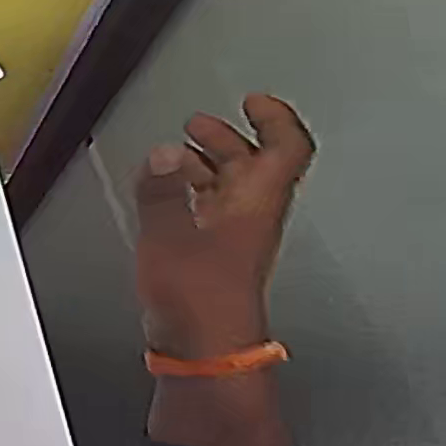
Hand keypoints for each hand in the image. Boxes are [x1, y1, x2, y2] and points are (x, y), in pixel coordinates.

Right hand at [134, 94, 313, 358]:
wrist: (201, 344)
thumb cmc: (200, 298)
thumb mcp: (171, 237)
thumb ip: (163, 194)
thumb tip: (162, 155)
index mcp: (254, 205)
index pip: (284, 149)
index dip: (274, 119)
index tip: (256, 100)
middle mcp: (249, 218)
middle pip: (251, 166)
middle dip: (227, 139)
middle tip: (201, 124)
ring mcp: (229, 238)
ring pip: (227, 189)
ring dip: (204, 167)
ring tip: (176, 155)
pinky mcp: (208, 256)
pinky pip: (205, 212)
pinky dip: (187, 195)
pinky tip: (165, 197)